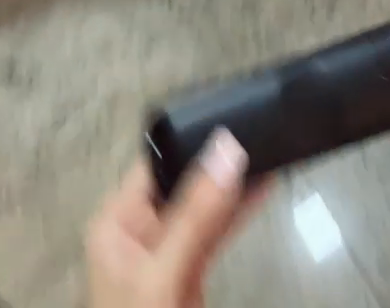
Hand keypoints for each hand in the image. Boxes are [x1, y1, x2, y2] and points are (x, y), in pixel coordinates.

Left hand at [85, 130, 268, 307]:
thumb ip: (196, 214)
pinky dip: (238, 213)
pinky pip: (215, 232)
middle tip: (262, 130)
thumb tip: (227, 148)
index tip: (234, 115)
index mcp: (117, 222)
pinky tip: (264, 189)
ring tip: (272, 151)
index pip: (156, 163)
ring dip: (236, 185)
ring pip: (205, 207)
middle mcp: (138, 230)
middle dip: (220, 162)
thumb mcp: (165, 272)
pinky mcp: (188, 273)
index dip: (192, 140)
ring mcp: (165, 253)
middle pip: (184, 183)